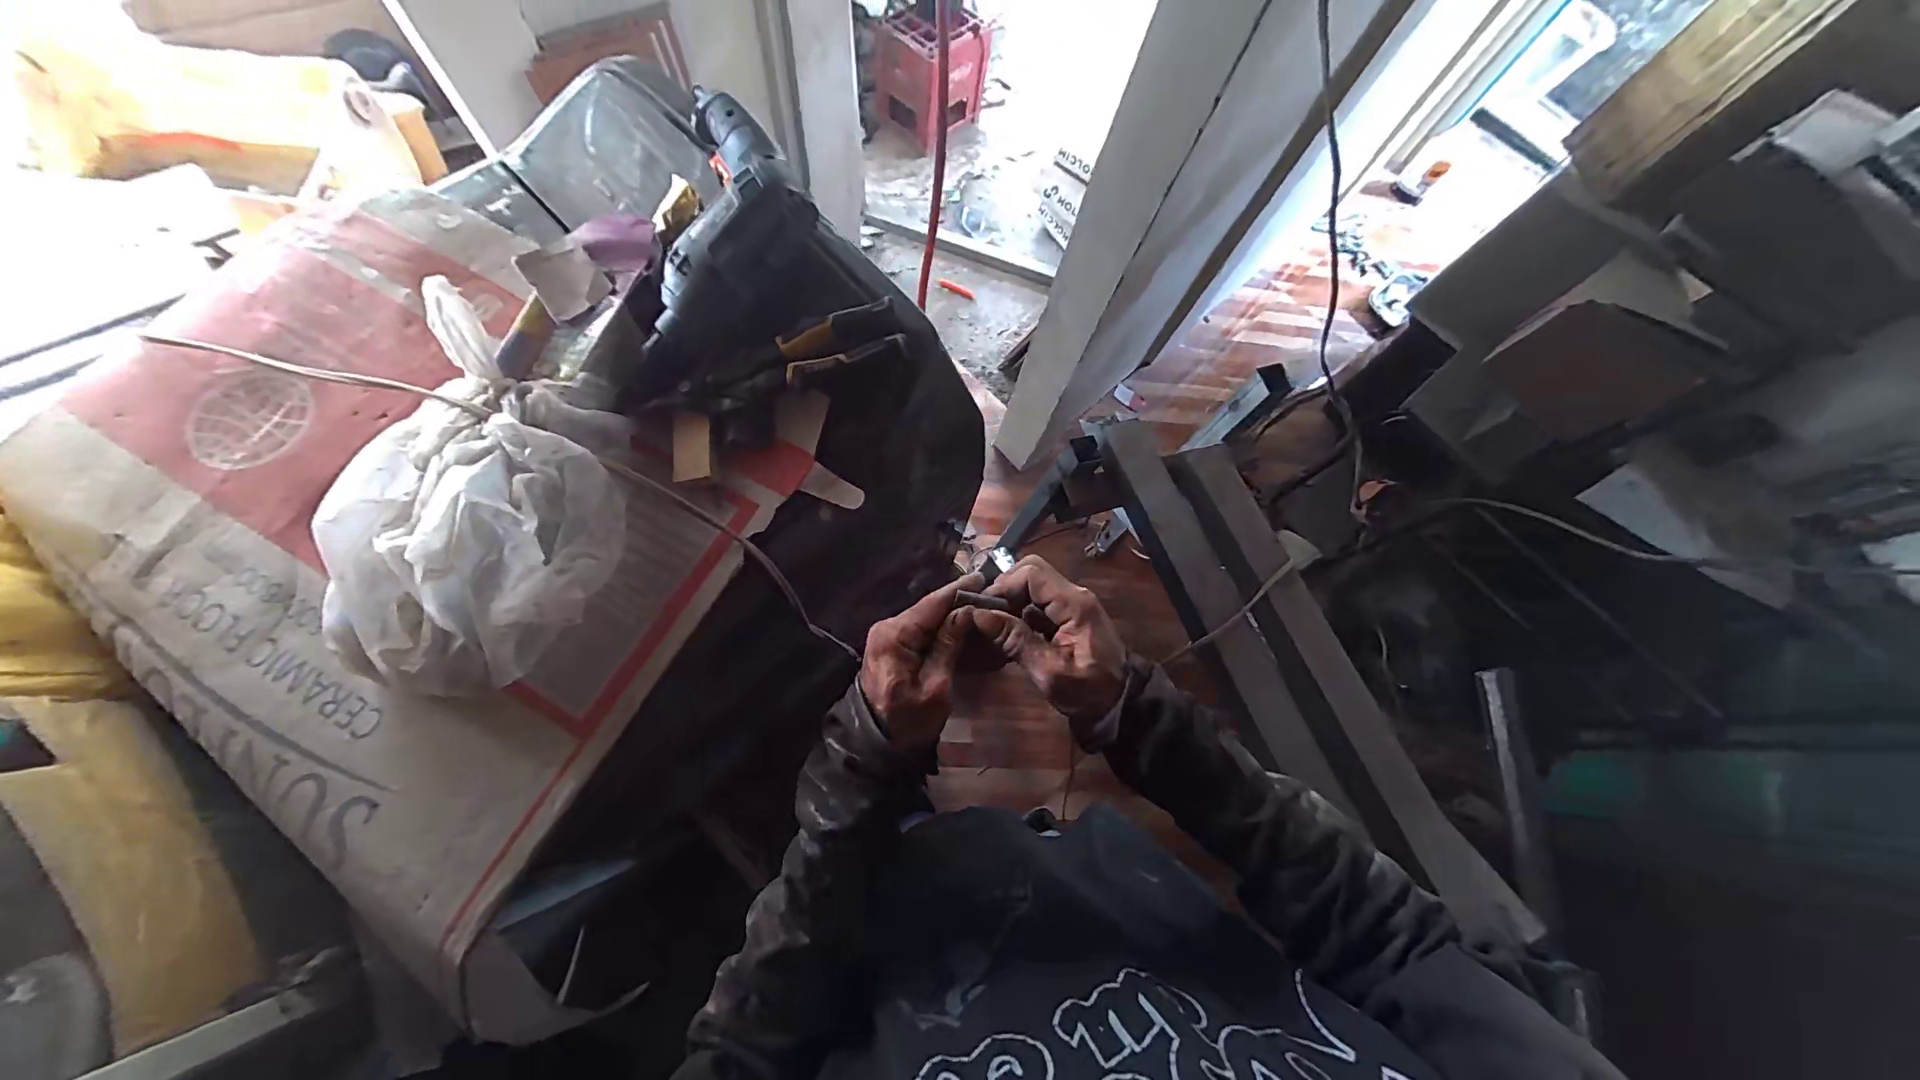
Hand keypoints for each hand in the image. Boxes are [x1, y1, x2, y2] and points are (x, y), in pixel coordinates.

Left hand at [859, 574, 979, 752]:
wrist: (875, 745)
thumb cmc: (907, 721)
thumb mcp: (935, 687)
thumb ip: (948, 646)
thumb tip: (965, 612)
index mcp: (894, 635)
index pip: (932, 605)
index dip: (959, 591)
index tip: (984, 578)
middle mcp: (887, 627)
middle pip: (928, 608)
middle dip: (957, 601)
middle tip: (989, 594)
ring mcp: (887, 635)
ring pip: (925, 617)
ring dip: (950, 612)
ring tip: (980, 604)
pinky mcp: (891, 645)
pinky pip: (920, 629)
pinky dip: (940, 626)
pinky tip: (960, 622)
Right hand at [964, 556, 1125, 723]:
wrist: (1121, 703)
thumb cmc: (1089, 691)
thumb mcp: (1049, 672)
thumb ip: (1016, 641)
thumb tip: (980, 616)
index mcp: (1074, 604)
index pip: (1031, 573)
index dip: (1003, 585)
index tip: (983, 609)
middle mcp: (1074, 595)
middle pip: (1031, 572)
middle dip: (1005, 590)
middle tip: (988, 616)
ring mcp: (1071, 603)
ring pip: (1032, 586)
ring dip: (1011, 601)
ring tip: (993, 627)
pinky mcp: (1067, 614)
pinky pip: (1037, 601)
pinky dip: (1020, 612)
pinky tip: (1009, 633)